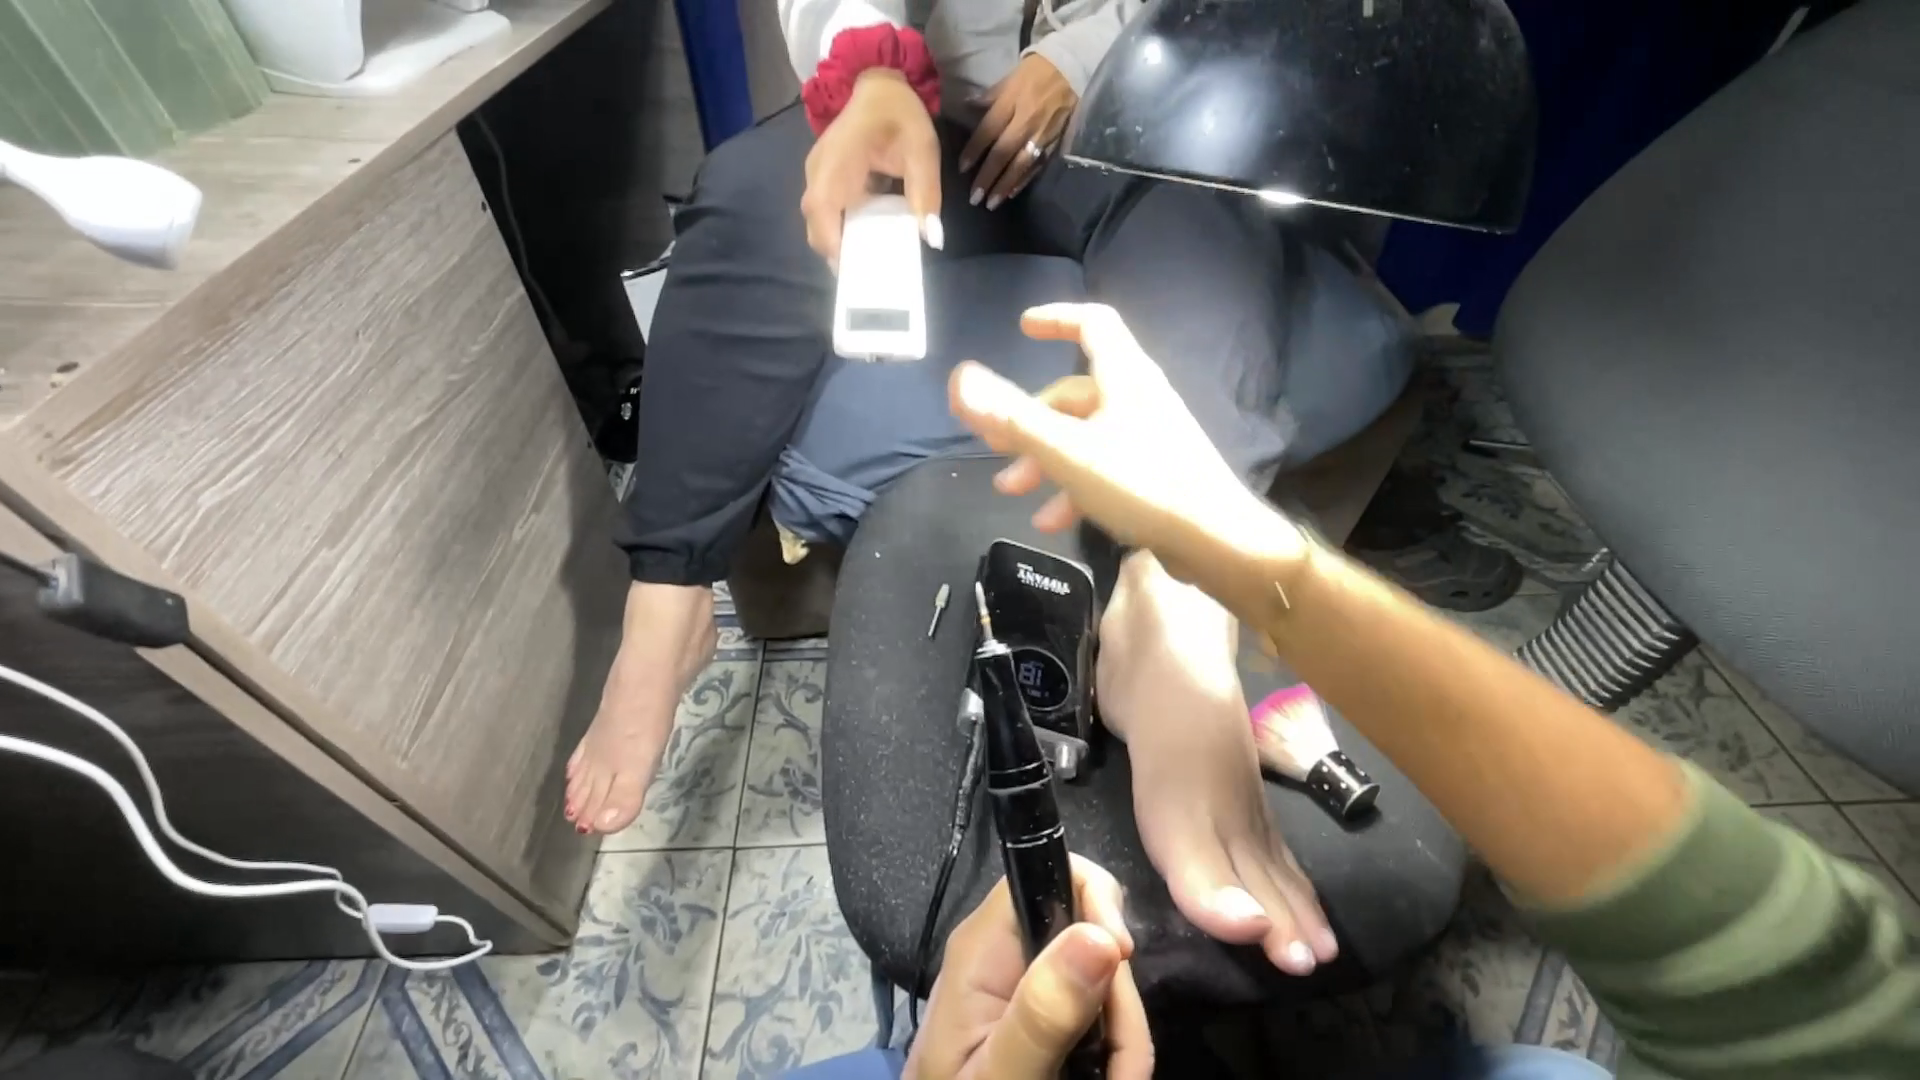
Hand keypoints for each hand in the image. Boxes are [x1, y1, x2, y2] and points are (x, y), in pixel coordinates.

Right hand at [803, 69, 942, 262]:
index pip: (820, 209)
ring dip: (843, 249)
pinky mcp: (826, 186)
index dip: (833, 244)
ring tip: (871, 271)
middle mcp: (818, 174)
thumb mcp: (922, 149)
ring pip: (820, 228)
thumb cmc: (899, 114)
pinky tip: (869, 249)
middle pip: (816, 228)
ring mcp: (818, 180)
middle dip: (839, 256)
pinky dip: (845, 237)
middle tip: (870, 281)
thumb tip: (932, 238)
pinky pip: (829, 219)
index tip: (856, 271)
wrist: (880, 87)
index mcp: (836, 162)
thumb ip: (926, 192)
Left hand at [904, 856, 1152, 1079]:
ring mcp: (1026, 978)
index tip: (1122, 958)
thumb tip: (1099, 935)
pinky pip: (1098, 1004)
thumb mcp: (997, 1075)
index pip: (1047, 869)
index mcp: (982, 944)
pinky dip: (1115, 1043)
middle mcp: (1005, 947)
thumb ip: (1042, 1012)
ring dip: (1123, 1030)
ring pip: (1103, 972)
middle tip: (1122, 1068)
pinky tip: (1107, 1076)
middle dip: (1118, 994)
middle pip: (1089, 927)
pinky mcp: (1044, 1008)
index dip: (1096, 898)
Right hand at [948, 303, 1303, 581]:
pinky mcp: (1155, 474)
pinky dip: (1073, 487)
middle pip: (1074, 394)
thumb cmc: (1140, 483)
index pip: (1092, 324)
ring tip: (1013, 493)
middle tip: (994, 448)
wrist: (1214, 540)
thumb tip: (960, 379)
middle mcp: (1138, 398)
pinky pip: (1103, 468)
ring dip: (1044, 462)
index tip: (1023, 327)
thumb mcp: (1066, 451)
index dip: (1056, 318)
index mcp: (1123, 377)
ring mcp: (1149, 437)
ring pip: (1084, 437)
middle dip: (1028, 421)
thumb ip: (1012, 416)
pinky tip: (1053, 523)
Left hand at [960, 54, 1076, 209]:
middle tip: (974, 198)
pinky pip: (1036, 166)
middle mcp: (1025, 121)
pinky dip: (1023, 181)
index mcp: (1011, 102)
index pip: (988, 130)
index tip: (962, 168)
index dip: (974, 150)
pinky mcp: (1053, 143)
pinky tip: (1011, 193)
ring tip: (991, 204)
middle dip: (987, 177)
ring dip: (1004, 186)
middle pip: (1002, 153)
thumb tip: (966, 106)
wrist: (1073, 69)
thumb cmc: (1037, 72)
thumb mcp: (1009, 78)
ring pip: (1019, 165)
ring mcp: (1041, 135)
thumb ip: (989, 97)